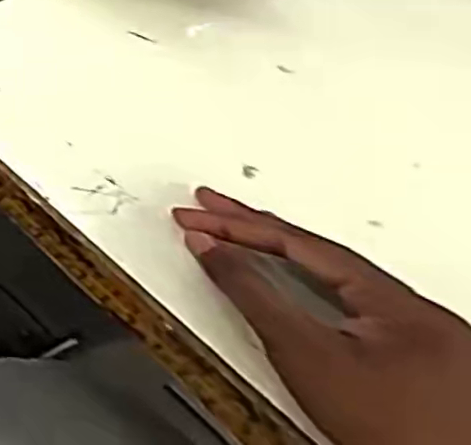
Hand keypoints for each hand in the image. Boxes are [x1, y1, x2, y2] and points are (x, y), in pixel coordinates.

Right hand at [173, 188, 470, 444]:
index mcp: (408, 311)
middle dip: (256, 230)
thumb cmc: (389, 431)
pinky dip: (303, 282)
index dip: (240, 226)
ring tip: (235, 232)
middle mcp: (427, 322)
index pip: (304, 247)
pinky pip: (350, 304)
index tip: (196, 215)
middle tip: (207, 205)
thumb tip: (209, 245)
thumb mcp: (301, 350)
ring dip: (279, 253)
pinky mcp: (420, 366)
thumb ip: (248, 289)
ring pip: (337, 279)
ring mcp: (431, 346)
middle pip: (323, 257)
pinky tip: (280, 278)